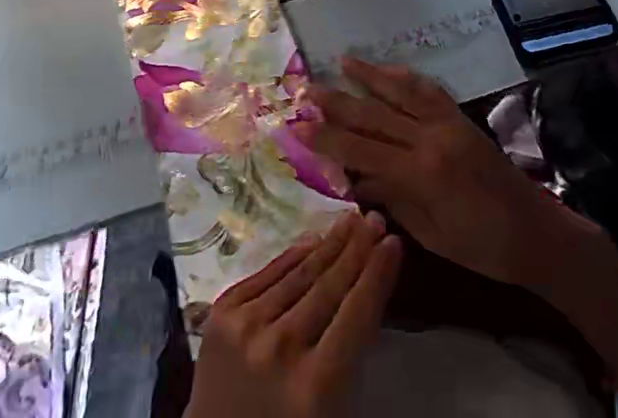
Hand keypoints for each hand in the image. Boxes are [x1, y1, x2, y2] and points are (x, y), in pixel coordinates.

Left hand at [185, 211, 401, 417]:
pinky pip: (268, 273)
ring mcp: (246, 327)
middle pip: (329, 286)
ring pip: (299, 274)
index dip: (378, 274)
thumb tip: (368, 283)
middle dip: (358, 248)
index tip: (394, 241)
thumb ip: (351, 348)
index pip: (357, 313)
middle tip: (376, 218)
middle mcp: (281, 348)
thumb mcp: (333, 402)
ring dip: (330, 243)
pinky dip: (294, 255)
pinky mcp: (222, 314)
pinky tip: (313, 239)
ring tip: (350, 220)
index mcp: (316, 384)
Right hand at [300, 57, 594, 288]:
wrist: (536, 232)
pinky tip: (386, 70)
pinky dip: (404, 78)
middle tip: (305, 90)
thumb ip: (390, 199)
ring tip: (341, 61)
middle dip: (337, 102)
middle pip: (375, 116)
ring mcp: (449, 124)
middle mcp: (432, 140)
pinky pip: (429, 90)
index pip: (362, 151)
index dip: (327, 139)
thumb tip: (352, 179)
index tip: (296, 126)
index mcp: (422, 174)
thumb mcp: (428, 233)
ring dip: (369, 75)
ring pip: (401, 92)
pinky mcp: (462, 118)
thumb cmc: (481, 247)